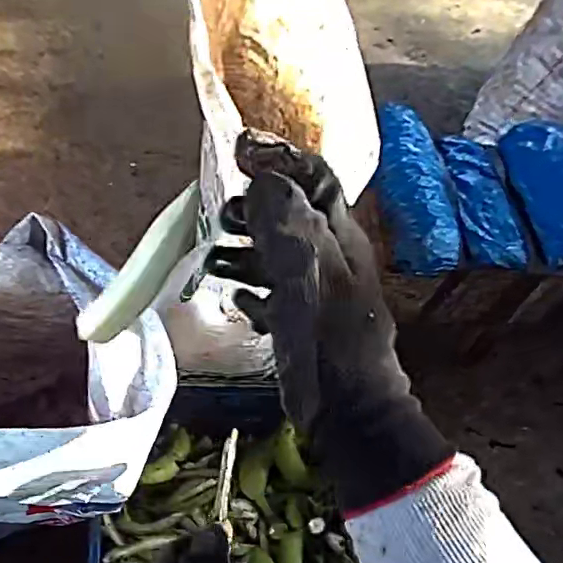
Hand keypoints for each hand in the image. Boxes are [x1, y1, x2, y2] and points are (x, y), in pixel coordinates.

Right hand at [206, 131, 450, 511]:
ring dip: (246, 251)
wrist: (349, 408)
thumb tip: (259, 182)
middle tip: (220, 214)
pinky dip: (254, 291)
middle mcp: (332, 260)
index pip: (314, 179)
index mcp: (339, 239)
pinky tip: (236, 297)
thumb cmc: (330, 342)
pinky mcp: (306, 328)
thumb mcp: (307, 274)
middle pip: (291, 218)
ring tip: (213, 255)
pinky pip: (277, 297)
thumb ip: (285, 223)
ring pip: (280, 258)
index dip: (278, 160)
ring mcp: (319, 296)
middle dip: (254, 210)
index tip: (239, 154)